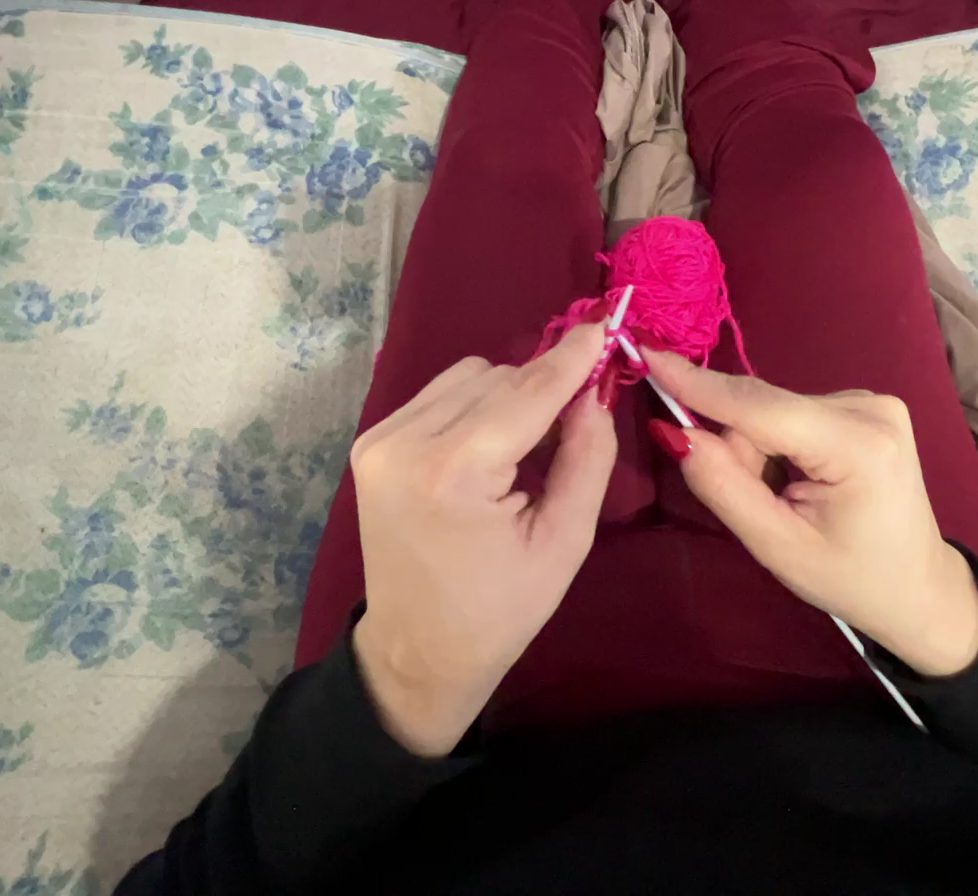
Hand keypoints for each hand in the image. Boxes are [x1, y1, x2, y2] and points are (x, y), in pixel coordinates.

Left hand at [351, 324, 616, 755]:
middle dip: (542, 390)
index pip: (526, 393)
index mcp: (454, 474)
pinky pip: (441, 393)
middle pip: (498, 377)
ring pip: (468, 376)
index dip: (570, 358)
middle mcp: (405, 443)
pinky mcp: (372, 442)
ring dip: (508, 395)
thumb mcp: (565, 542)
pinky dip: (475, 405)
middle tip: (573, 422)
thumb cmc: (501, 611)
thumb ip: (587, 456)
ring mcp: (380, 439)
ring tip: (521, 448)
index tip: (606, 324)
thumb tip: (596, 390)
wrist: (416, 652)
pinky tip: (486, 447)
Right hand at [644, 350, 977, 677]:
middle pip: (760, 408)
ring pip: (770, 410)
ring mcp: (870, 400)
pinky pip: (789, 412)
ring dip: (758, 449)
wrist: (920, 589)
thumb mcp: (778, 547)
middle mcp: (868, 405)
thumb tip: (673, 431)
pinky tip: (801, 479)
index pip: (758, 407)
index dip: (698, 384)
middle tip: (759, 504)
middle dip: (739, 449)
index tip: (646, 354)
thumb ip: (723, 486)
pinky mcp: (865, 403)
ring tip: (787, 498)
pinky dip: (777, 443)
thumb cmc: (850, 579)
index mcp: (858, 445)